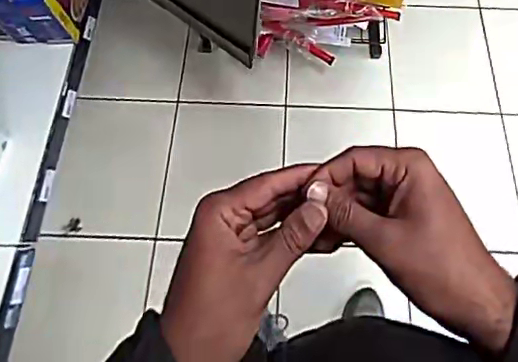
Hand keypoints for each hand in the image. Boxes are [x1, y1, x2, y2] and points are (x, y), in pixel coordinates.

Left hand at [160, 163, 329, 361]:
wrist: (185, 360)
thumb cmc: (203, 324)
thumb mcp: (258, 277)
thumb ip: (292, 238)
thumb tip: (315, 209)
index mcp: (218, 212)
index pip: (267, 184)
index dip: (299, 177)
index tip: (324, 173)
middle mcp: (220, 217)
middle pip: (270, 197)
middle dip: (302, 198)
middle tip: (332, 196)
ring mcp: (227, 234)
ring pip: (271, 215)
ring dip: (298, 217)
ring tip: (327, 215)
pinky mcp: (234, 250)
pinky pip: (266, 233)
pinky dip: (288, 235)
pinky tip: (310, 235)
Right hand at [311, 146, 517, 352]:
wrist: (478, 304)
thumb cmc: (452, 271)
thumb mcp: (387, 240)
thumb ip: (348, 214)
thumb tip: (320, 195)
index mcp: (411, 166)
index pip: (356, 157)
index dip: (327, 175)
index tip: (308, 193)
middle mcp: (409, 174)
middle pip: (356, 174)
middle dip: (331, 197)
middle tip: (309, 215)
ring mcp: (407, 194)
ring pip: (360, 194)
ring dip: (339, 213)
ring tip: (318, 231)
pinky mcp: (404, 214)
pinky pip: (370, 211)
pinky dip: (352, 224)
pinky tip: (334, 238)